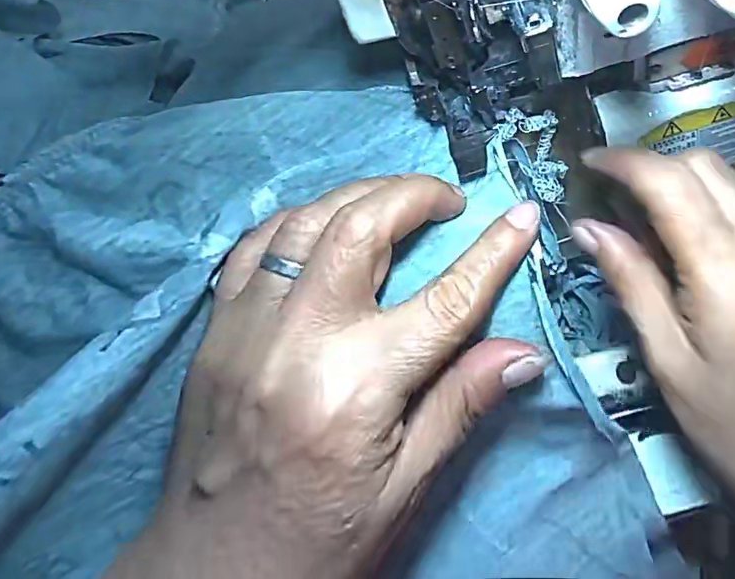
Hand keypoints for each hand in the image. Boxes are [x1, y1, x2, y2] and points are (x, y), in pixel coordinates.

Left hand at [111, 176, 545, 578]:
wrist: (208, 572)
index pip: (446, 301)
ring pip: (306, 221)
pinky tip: (324, 223)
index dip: (492, 251)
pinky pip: (255, 243)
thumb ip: (461, 405)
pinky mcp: (216, 324)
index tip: (521, 213)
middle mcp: (301, 340)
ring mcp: (248, 324)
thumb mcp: (405, 489)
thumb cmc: (321, 538)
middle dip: (413, 194)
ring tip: (393, 202)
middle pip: (361, 228)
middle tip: (447, 199)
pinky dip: (299, 219)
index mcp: (359, 388)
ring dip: (359, 195)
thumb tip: (526, 351)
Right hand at [571, 148, 734, 578]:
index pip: (669, 181)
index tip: (587, 163)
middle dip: (651, 164)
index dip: (622, 161)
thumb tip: (586, 225)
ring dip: (678, 182)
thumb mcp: (670, 362)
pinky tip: (688, 246)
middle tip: (613, 193)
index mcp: (728, 273)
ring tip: (644, 221)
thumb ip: (631, 281)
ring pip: (727, 180)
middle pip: (702, 164)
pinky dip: (707, 206)